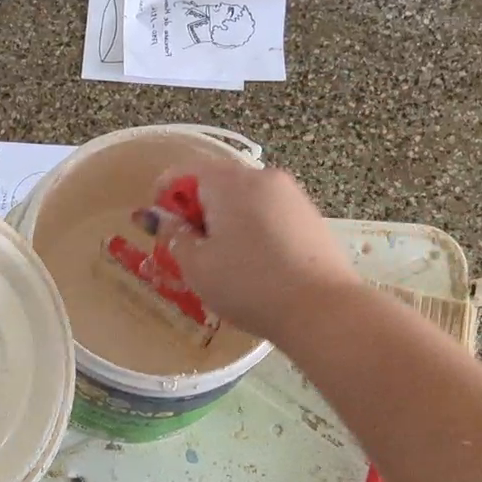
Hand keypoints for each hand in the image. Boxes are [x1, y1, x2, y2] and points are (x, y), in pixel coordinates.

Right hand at [149, 159, 361, 342]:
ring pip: (244, 199)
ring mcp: (291, 196)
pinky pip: (269, 214)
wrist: (322, 310)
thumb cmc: (249, 285)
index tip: (158, 225)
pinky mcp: (310, 217)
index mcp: (229, 182)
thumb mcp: (197, 265)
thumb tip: (160, 218)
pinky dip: (252, 230)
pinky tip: (255, 265)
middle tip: (189, 250)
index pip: (185, 172)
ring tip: (223, 262)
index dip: (165, 195)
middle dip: (197, 211)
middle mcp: (262, 177)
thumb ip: (173, 235)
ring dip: (226, 221)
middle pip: (217, 183)